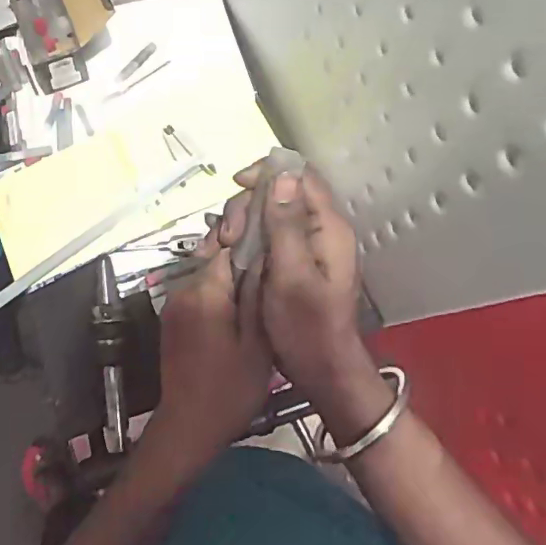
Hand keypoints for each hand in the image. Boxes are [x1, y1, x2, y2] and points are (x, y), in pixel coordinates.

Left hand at [153, 234, 273, 460]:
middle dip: (241, 261)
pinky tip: (238, 310)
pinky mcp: (172, 320)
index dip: (252, 244)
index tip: (276, 251)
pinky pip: (197, 294)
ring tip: (259, 291)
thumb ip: (257, 297)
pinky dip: (217, 295)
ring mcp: (173, 306)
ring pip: (206, 277)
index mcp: (204, 293)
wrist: (188, 426)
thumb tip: (264, 258)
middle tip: (272, 274)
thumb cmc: (230, 390)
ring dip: (230, 279)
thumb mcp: (256, 345)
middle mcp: (182, 291)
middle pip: (214, 260)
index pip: (228, 247)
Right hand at [222, 162, 391, 446]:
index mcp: (328, 228)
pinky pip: (263, 240)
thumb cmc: (307, 327)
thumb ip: (287, 226)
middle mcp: (318, 231)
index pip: (300, 176)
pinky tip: (222, 258)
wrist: (321, 370)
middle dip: (246, 207)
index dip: (267, 173)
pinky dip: (241, 243)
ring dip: (238, 226)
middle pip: (278, 194)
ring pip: (266, 217)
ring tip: (218, 251)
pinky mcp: (290, 265)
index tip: (236, 186)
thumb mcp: (292, 276)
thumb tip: (281, 176)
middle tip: (226, 239)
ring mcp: (304, 248)